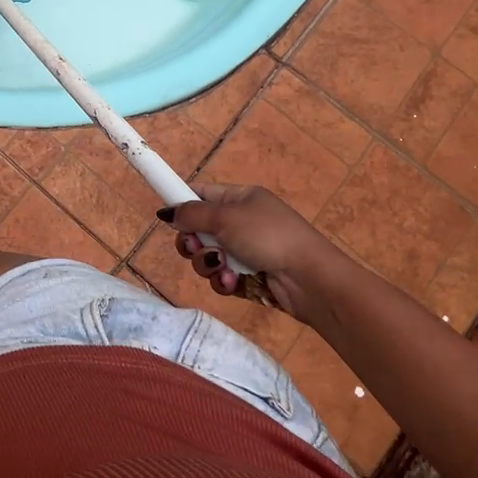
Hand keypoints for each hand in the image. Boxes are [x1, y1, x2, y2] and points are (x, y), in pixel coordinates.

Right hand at [163, 182, 349, 325]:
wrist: (312, 279)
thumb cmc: (269, 236)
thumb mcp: (226, 217)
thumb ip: (192, 213)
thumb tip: (168, 212)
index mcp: (241, 198)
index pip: (202, 194)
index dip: (182, 203)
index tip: (165, 215)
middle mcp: (243, 223)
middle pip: (199, 230)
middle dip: (193, 242)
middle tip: (196, 247)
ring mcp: (248, 251)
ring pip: (208, 257)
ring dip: (208, 264)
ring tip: (222, 268)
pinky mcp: (251, 278)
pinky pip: (223, 277)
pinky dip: (224, 281)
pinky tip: (234, 283)